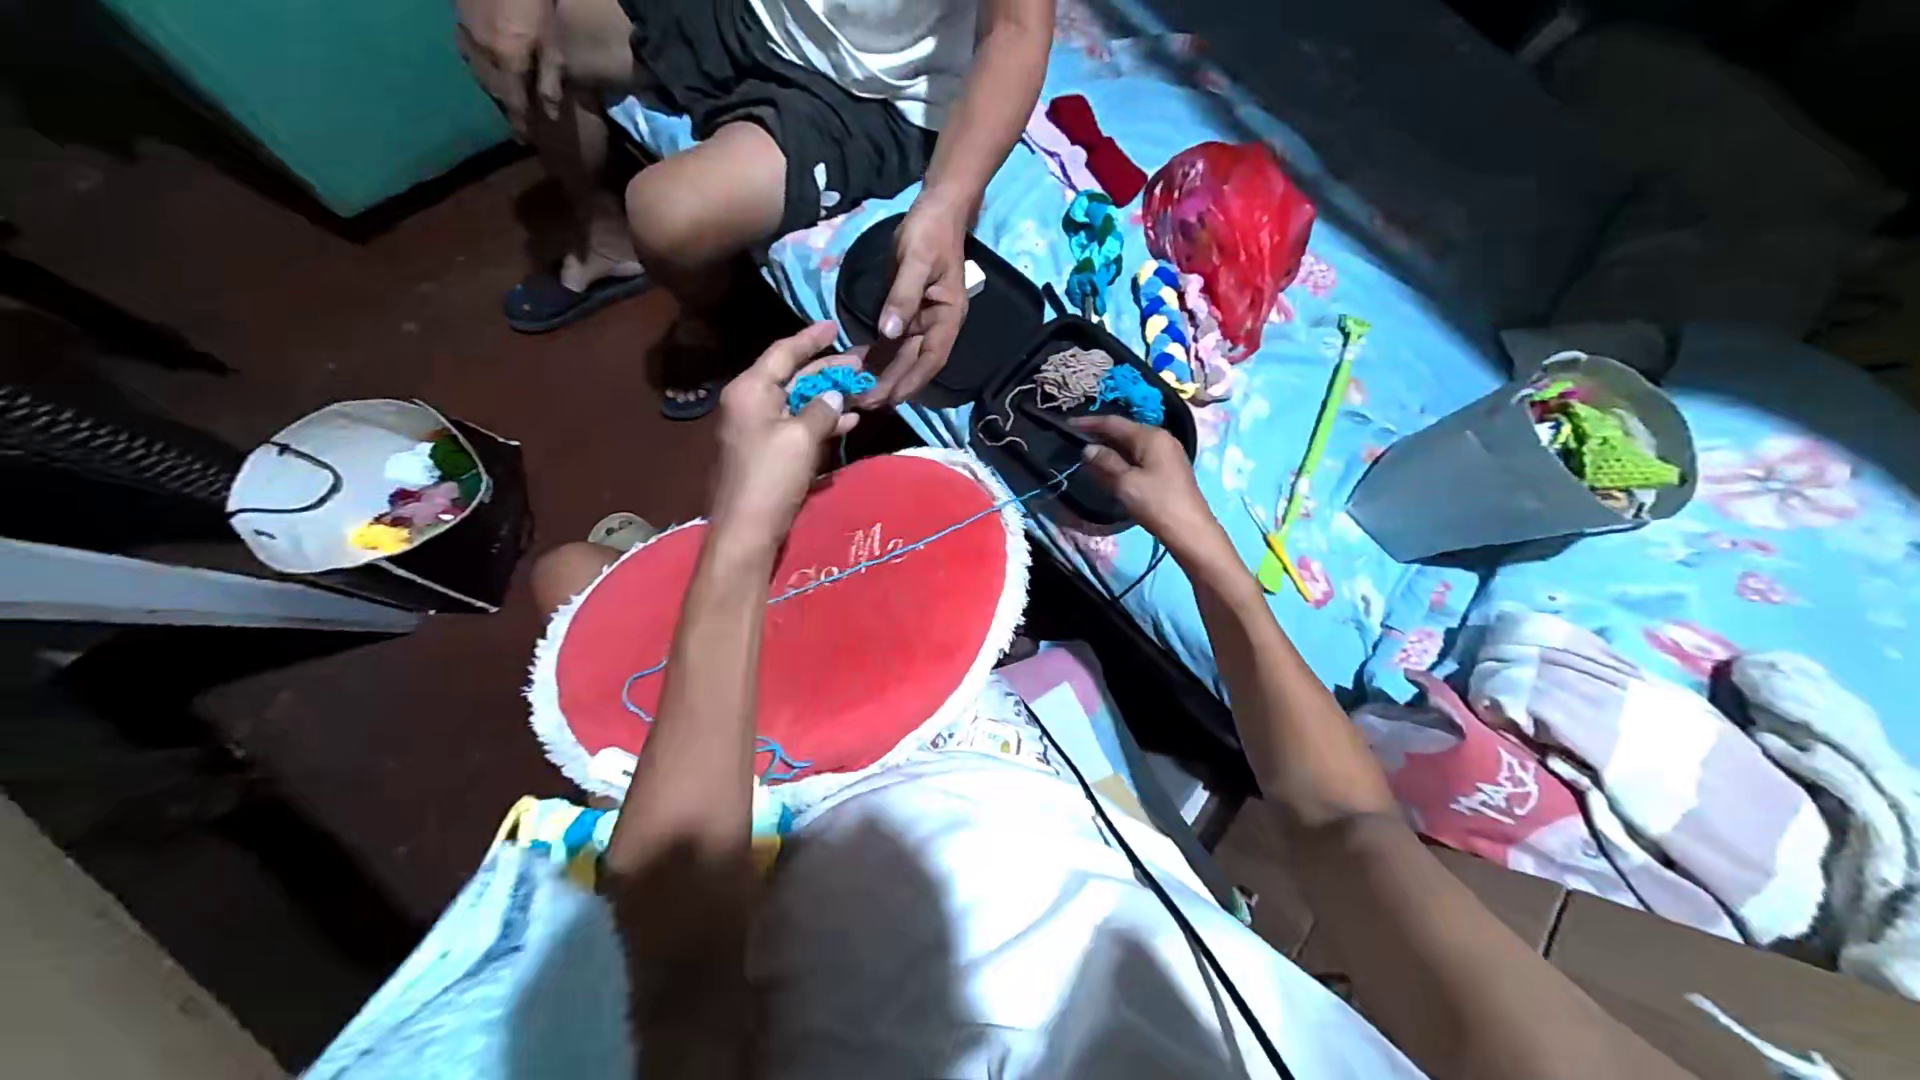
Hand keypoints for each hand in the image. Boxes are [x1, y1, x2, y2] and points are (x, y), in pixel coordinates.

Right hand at [454, 0, 563, 136]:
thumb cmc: (537, 5)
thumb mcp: (552, 47)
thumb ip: (549, 82)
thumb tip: (549, 115)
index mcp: (507, 63)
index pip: (513, 104)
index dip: (518, 123)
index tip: (522, 138)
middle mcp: (481, 52)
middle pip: (493, 89)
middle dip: (505, 106)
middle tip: (515, 119)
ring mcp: (466, 32)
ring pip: (476, 70)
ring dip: (490, 87)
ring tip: (503, 96)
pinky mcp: (458, 15)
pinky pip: (466, 48)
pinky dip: (478, 63)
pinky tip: (486, 64)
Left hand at [709, 321, 860, 546]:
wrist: (747, 527)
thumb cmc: (771, 475)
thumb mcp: (802, 437)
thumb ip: (822, 409)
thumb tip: (835, 395)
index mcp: (751, 389)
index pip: (783, 352)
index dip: (811, 338)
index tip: (835, 325)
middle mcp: (750, 402)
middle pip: (792, 375)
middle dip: (826, 368)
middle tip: (859, 362)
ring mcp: (758, 427)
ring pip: (797, 401)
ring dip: (828, 395)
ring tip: (861, 389)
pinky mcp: (768, 450)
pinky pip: (797, 424)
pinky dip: (820, 421)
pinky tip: (847, 420)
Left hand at [860, 194, 969, 406]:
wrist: (937, 208)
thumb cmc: (931, 232)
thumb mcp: (916, 261)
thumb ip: (902, 298)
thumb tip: (889, 333)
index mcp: (947, 318)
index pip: (930, 359)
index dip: (911, 382)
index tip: (890, 400)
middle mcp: (937, 326)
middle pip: (914, 364)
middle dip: (891, 385)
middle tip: (865, 404)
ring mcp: (923, 322)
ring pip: (902, 357)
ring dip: (883, 376)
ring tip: (860, 395)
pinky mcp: (908, 315)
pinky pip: (894, 342)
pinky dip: (879, 358)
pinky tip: (862, 370)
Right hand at [1072, 415, 1226, 560]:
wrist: (1189, 529)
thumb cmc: (1156, 503)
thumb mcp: (1125, 483)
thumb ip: (1105, 462)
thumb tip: (1088, 448)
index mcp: (1150, 436)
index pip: (1114, 423)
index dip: (1089, 422)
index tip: (1068, 423)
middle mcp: (1161, 438)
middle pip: (1124, 431)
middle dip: (1100, 434)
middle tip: (1075, 440)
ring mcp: (1167, 453)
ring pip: (1132, 444)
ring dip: (1110, 448)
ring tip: (1088, 454)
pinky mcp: (1168, 468)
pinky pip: (1140, 456)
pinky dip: (1122, 459)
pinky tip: (1110, 468)